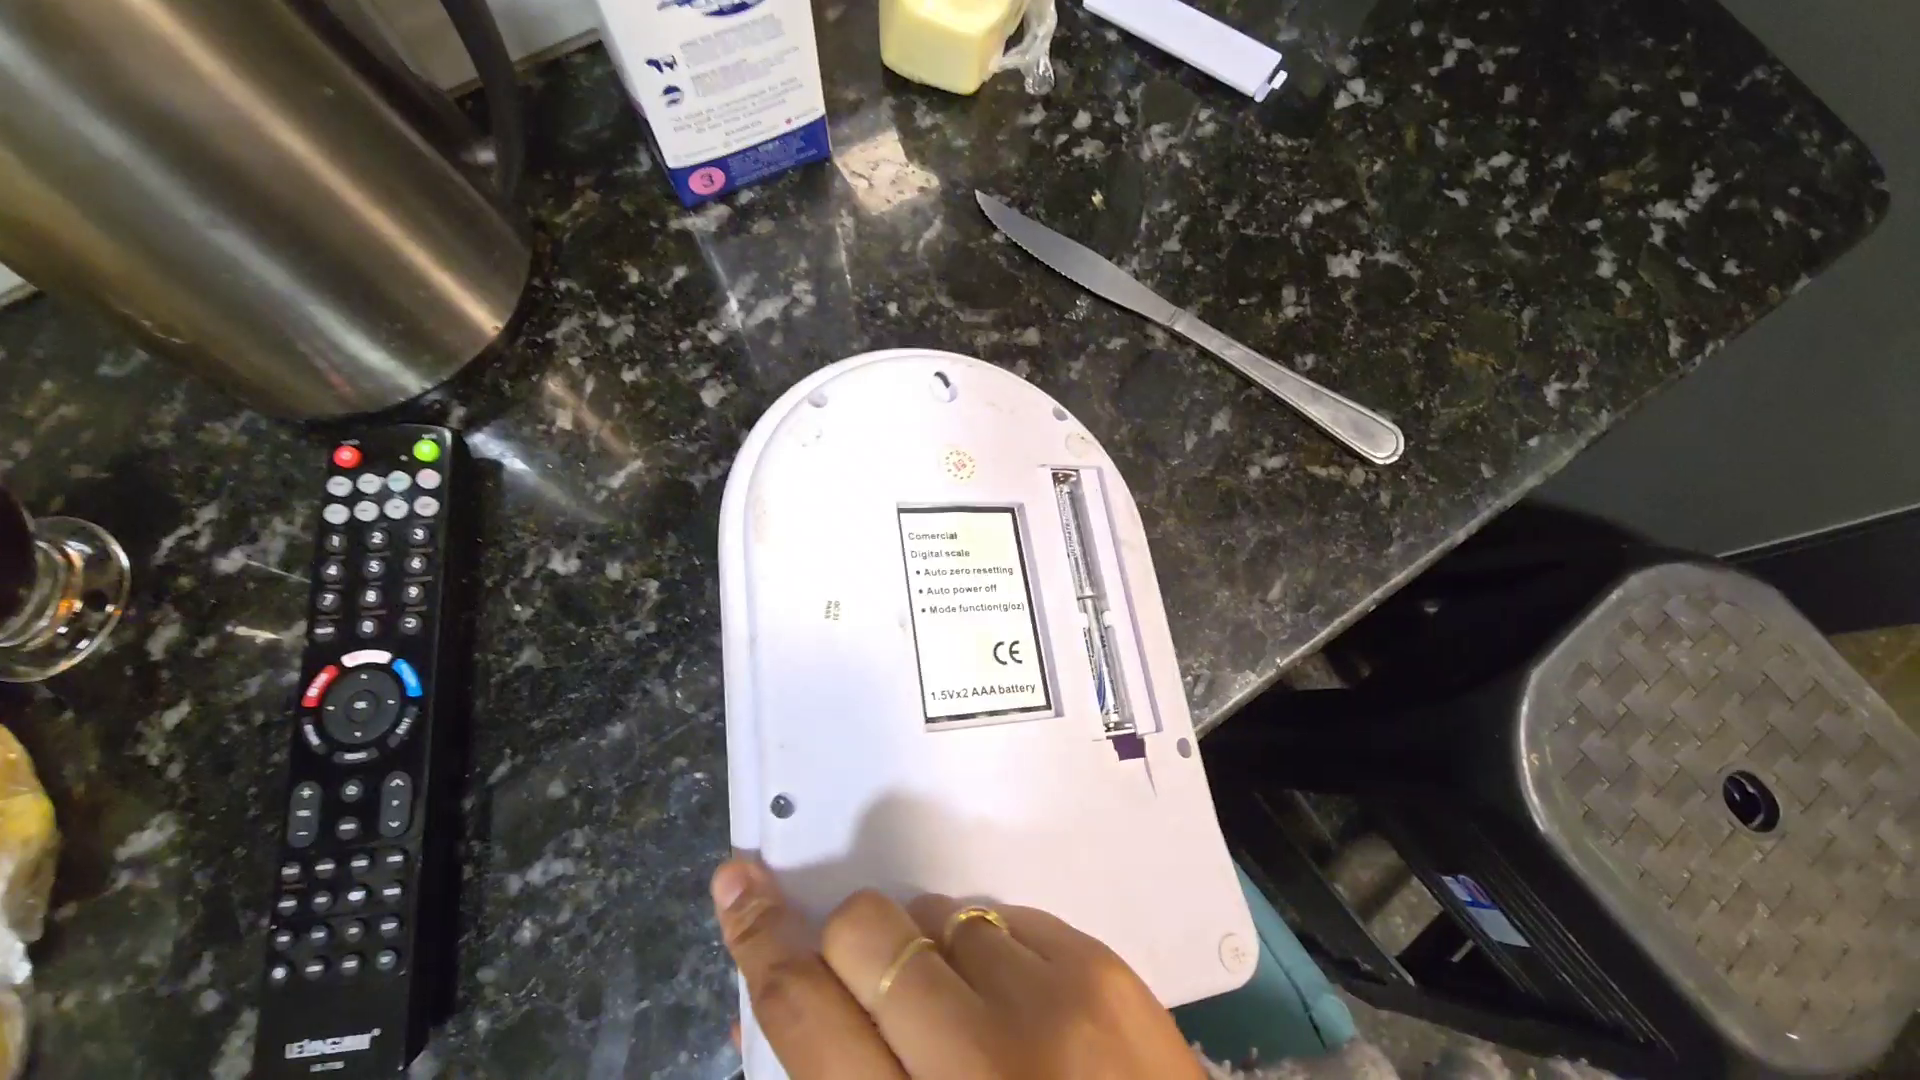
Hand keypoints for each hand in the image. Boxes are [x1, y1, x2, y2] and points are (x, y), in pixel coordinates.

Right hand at [711, 857, 1204, 1079]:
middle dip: (857, 944)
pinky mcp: (1105, 970)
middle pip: (866, 933)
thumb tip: (806, 990)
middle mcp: (976, 1063)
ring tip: (978, 1019)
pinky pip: (1006, 913)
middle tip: (889, 995)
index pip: (805, 1014)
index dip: (760, 941)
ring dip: (936, 954)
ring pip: (939, 913)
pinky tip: (1028, 1009)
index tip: (740, 885)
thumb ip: (851, 1074)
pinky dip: (997, 952)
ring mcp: (1050, 1007)